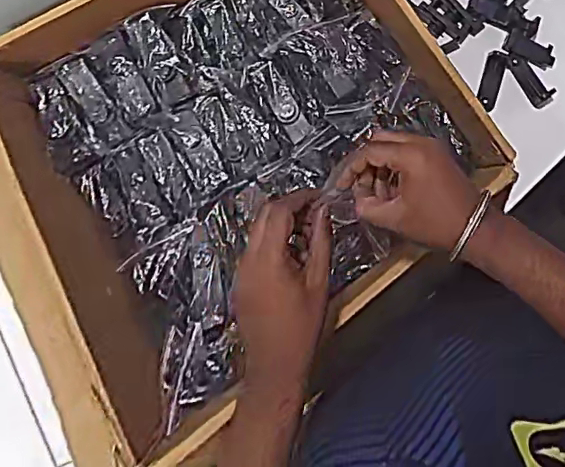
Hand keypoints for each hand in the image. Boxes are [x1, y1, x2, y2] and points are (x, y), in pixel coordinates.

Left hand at [232, 190, 330, 393]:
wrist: (274, 367)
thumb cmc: (301, 327)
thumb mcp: (319, 280)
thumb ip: (321, 240)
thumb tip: (323, 211)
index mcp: (267, 259)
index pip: (279, 211)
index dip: (300, 198)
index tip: (320, 197)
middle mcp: (248, 261)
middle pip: (264, 214)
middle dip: (290, 205)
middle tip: (315, 211)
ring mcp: (241, 271)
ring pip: (259, 228)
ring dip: (282, 222)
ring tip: (308, 233)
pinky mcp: (241, 280)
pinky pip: (256, 246)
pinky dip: (274, 238)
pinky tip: (294, 252)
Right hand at [332, 131, 481, 251]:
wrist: (473, 226)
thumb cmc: (442, 222)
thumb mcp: (395, 218)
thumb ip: (368, 206)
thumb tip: (357, 200)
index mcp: (411, 155)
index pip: (370, 151)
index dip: (351, 168)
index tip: (343, 183)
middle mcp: (422, 144)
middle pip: (380, 140)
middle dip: (365, 163)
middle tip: (358, 185)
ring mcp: (431, 147)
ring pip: (393, 144)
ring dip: (380, 165)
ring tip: (378, 193)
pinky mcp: (436, 155)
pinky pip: (408, 151)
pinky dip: (395, 166)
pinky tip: (393, 190)